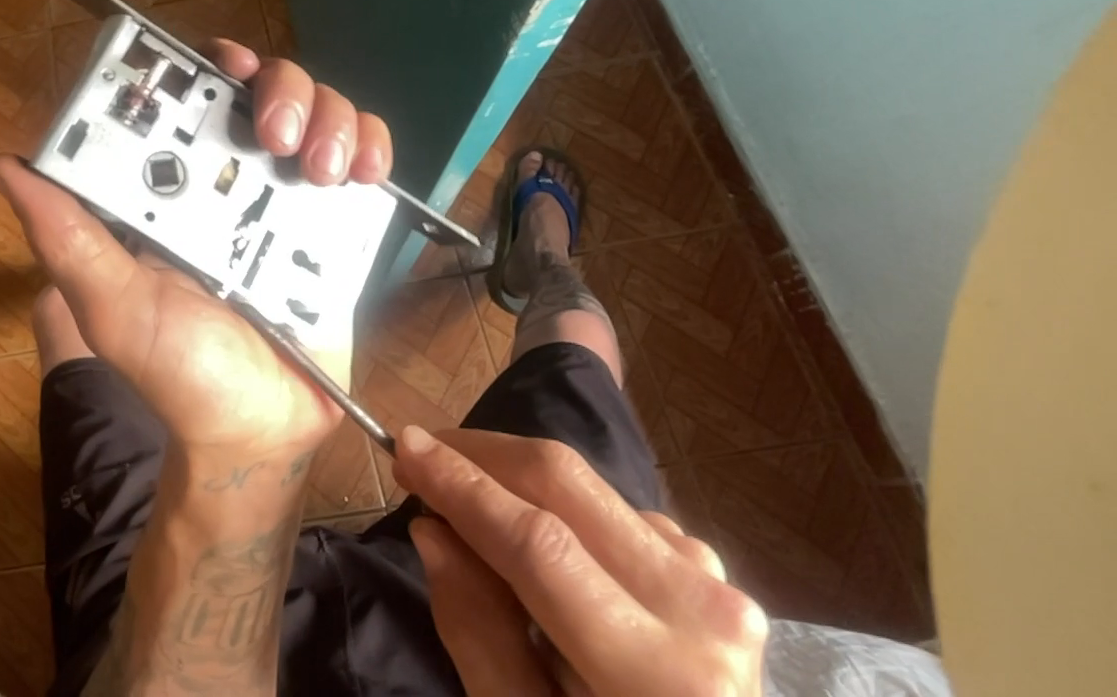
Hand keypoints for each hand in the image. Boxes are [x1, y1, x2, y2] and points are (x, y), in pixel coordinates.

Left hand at [0, 40, 391, 457]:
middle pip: (266, 86)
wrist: (256, 431)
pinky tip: (366, 174)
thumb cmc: (176, 372)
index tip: (227, 66)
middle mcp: (232, 179)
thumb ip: (65, 235)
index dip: (209, 63)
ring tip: (325, 172)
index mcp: (172, 187)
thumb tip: (4, 165)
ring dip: (330, 118)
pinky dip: (372, 145)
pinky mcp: (339, 221)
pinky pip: (365, 155)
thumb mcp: (110, 301)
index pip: (192, 94)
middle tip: (279, 137)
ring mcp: (290, 196)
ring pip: (322, 108)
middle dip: (282, 90)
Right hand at [395, 426, 766, 696]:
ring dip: (511, 475)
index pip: (536, 544)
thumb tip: (430, 528)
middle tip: (419, 452)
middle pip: (565, 484)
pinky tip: (528, 535)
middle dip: (479, 454)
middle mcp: (697, 610)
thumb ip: (475, 629)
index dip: (460, 486)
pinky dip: (554, 504)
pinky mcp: (712, 570)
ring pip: (586, 486)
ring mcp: (715, 583)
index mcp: (655, 673)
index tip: (403, 445)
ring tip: (461, 497)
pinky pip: (612, 509)